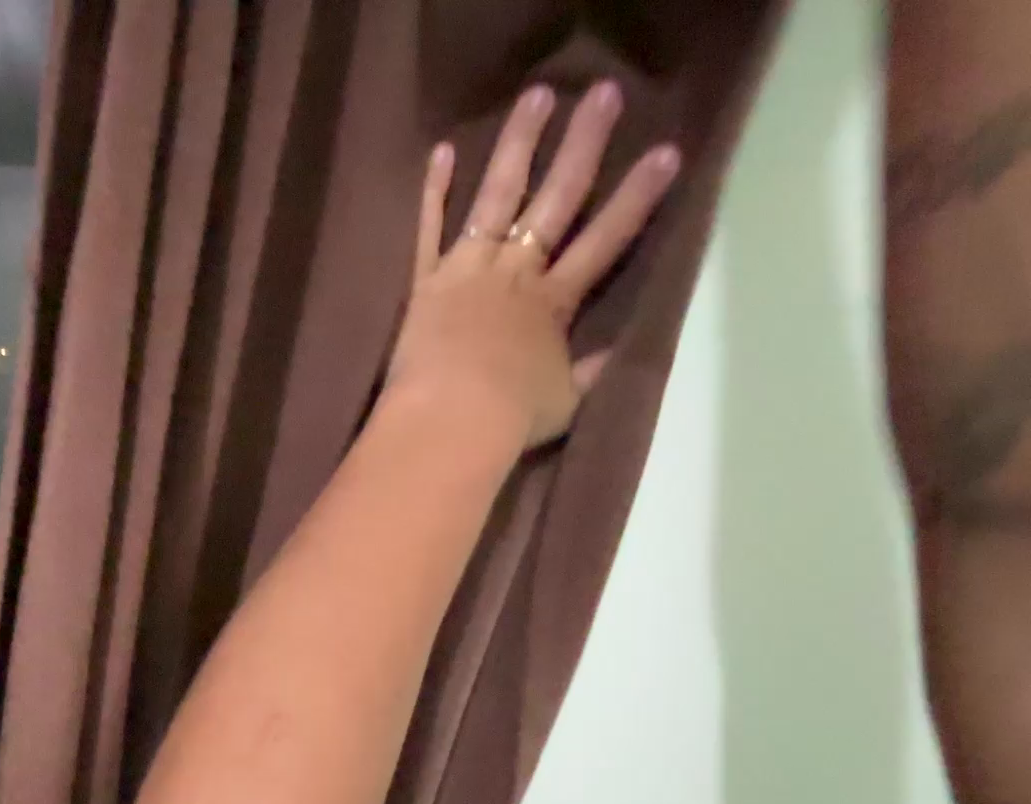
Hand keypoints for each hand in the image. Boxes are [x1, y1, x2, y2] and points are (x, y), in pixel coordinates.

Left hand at [388, 82, 681, 449]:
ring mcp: (468, 272)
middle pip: (556, 200)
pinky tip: (443, 151)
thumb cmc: (509, 419)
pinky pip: (428, 230)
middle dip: (583, 146)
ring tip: (537, 97)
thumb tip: (610, 354)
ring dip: (518, 145)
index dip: (637, 197)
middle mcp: (515, 274)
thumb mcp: (565, 400)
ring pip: (496, 198)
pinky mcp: (425, 282)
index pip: (607, 239)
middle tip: (604, 94)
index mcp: (554, 302)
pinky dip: (434, 192)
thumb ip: (587, 371)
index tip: (665, 152)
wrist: (448, 421)